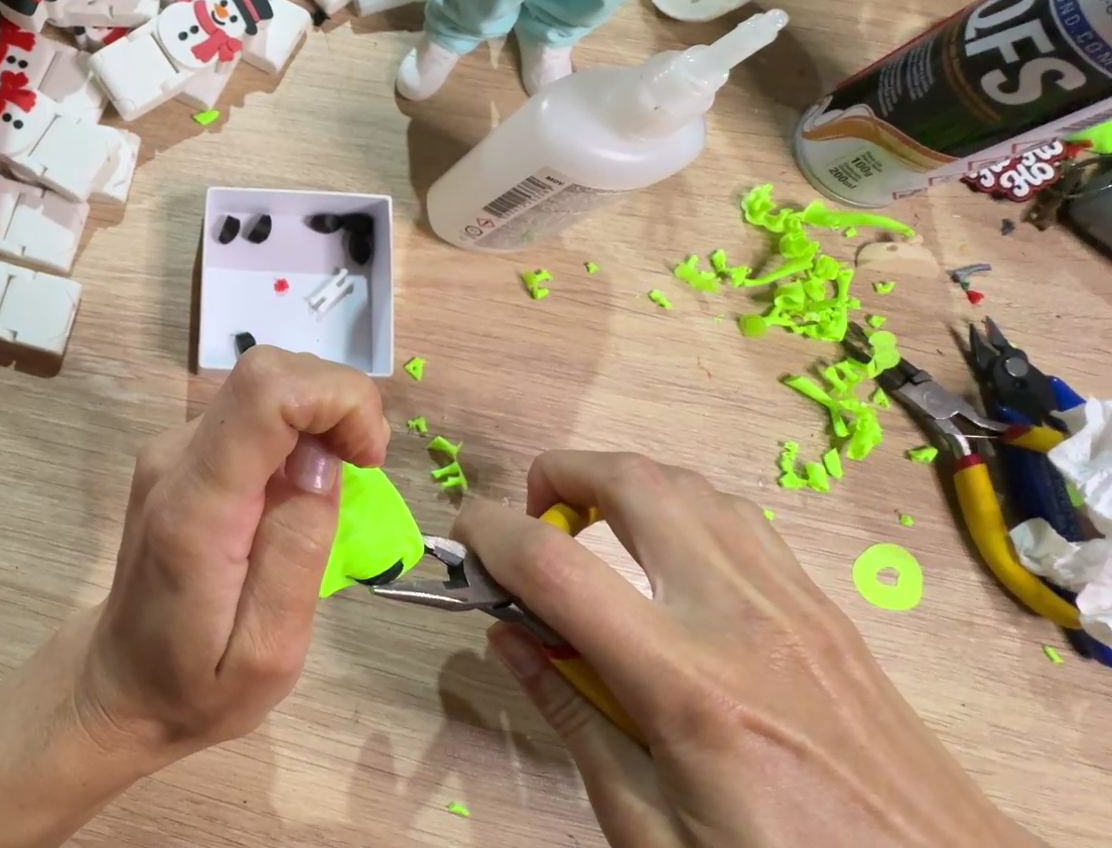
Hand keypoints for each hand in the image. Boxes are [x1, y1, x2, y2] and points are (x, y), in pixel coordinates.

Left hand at [75, 348, 389, 761]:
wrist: (120, 681)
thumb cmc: (197, 684)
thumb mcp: (269, 651)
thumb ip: (299, 548)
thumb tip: (324, 458)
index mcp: (196, 507)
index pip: (264, 393)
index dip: (336, 399)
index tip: (369, 457)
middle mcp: (174, 457)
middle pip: (265, 373)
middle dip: (336, 403)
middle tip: (361, 471)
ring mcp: (169, 449)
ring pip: (261, 387)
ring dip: (317, 418)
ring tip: (330, 491)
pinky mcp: (178, 453)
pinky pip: (249, 414)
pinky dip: (293, 431)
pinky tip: (297, 489)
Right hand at [457, 452, 1042, 847]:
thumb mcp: (648, 828)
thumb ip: (570, 714)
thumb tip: (507, 634)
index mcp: (686, 687)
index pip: (556, 567)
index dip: (489, 532)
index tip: (462, 538)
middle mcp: (739, 620)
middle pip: (632, 482)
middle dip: (556, 473)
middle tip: (532, 525)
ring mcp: (792, 604)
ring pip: (687, 485)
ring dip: (617, 486)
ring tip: (589, 536)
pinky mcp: (825, 608)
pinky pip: (734, 518)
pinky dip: (674, 509)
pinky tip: (661, 562)